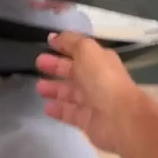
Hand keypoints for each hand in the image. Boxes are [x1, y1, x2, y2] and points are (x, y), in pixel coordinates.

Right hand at [36, 31, 147, 153]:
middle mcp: (96, 79)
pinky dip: (58, 109)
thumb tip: (54, 36)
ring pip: (69, 92)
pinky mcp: (87, 120)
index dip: (64, 46)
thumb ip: (69, 41)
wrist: (120, 117)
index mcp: (99, 59)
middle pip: (73, 70)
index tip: (47, 43)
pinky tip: (46, 107)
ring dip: (54, 88)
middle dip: (56, 66)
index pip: (79, 50)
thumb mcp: (86, 49)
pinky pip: (69, 112)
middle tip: (38, 63)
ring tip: (38, 87)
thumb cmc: (102, 78)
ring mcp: (92, 101)